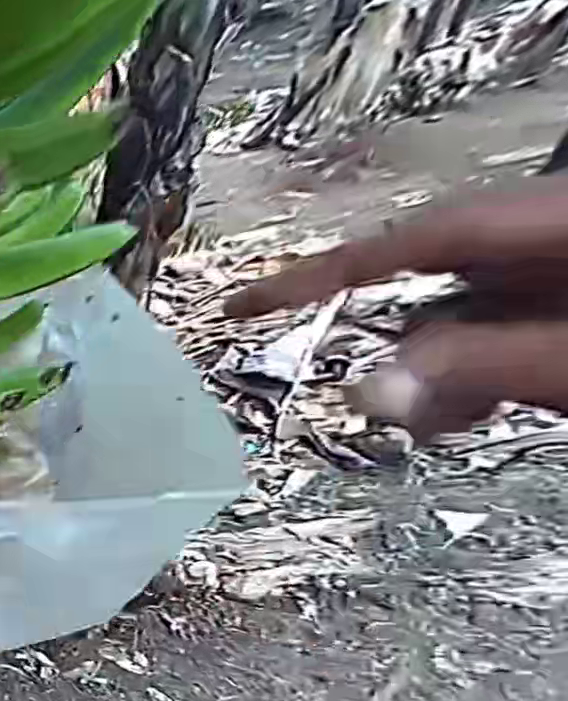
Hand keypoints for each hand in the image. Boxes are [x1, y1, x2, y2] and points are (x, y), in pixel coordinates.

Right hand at [225, 177, 567, 436]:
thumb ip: (488, 367)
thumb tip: (361, 387)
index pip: (425, 238)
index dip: (324, 271)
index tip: (243, 305)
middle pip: (438, 284)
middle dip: (387, 341)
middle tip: (363, 396)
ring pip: (462, 323)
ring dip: (428, 376)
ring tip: (433, 422)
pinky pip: (497, 347)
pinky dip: (465, 385)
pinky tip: (463, 415)